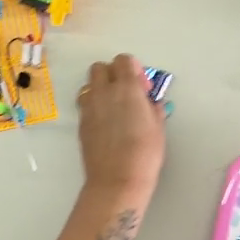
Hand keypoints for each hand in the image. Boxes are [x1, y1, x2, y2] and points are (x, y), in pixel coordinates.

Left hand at [77, 54, 165, 197]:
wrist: (117, 180)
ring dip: (100, 89)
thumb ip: (152, 107)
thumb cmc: (144, 153)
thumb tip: (149, 101)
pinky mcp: (81, 123)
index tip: (142, 87)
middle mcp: (104, 92)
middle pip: (101, 68)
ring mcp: (89, 107)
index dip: (133, 69)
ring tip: (113, 108)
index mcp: (127, 88)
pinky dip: (94, 106)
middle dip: (113, 74)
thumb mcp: (158, 127)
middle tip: (126, 93)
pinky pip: (85, 104)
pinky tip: (105, 124)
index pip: (123, 60)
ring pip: (89, 85)